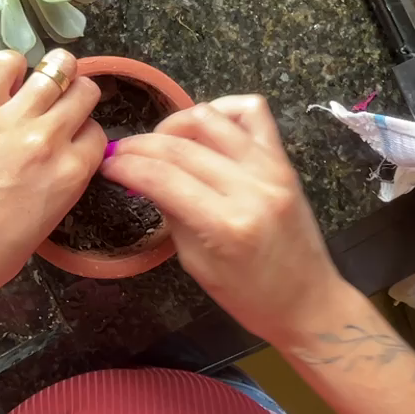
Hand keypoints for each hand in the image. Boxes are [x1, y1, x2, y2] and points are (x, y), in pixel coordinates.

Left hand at [0, 49, 106, 311]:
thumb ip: (63, 180)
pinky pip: (3, 64)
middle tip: (57, 108)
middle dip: (76, 97)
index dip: (84, 132)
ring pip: (55, 67)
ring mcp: (13, 121)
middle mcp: (50, 140)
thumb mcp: (49, 220)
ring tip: (37, 86)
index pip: (97, 131)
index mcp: (73, 174)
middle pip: (84, 91)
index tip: (70, 138)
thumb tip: (63, 156)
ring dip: (53, 72)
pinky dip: (10, 65)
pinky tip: (6, 83)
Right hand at [101, 96, 351, 349]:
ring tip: (161, 142)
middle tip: (120, 152)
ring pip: (210, 119)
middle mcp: (251, 189)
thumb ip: (170, 211)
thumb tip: (142, 175)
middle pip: (180, 147)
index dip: (126, 166)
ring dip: (174, 124)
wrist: (309, 303)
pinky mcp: (283, 160)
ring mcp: (271, 169)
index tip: (106, 164)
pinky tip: (205, 129)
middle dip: (140, 145)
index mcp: (225, 226)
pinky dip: (222, 110)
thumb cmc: (248, 296)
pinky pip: (252, 112)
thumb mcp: (195, 262)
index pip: (161, 178)